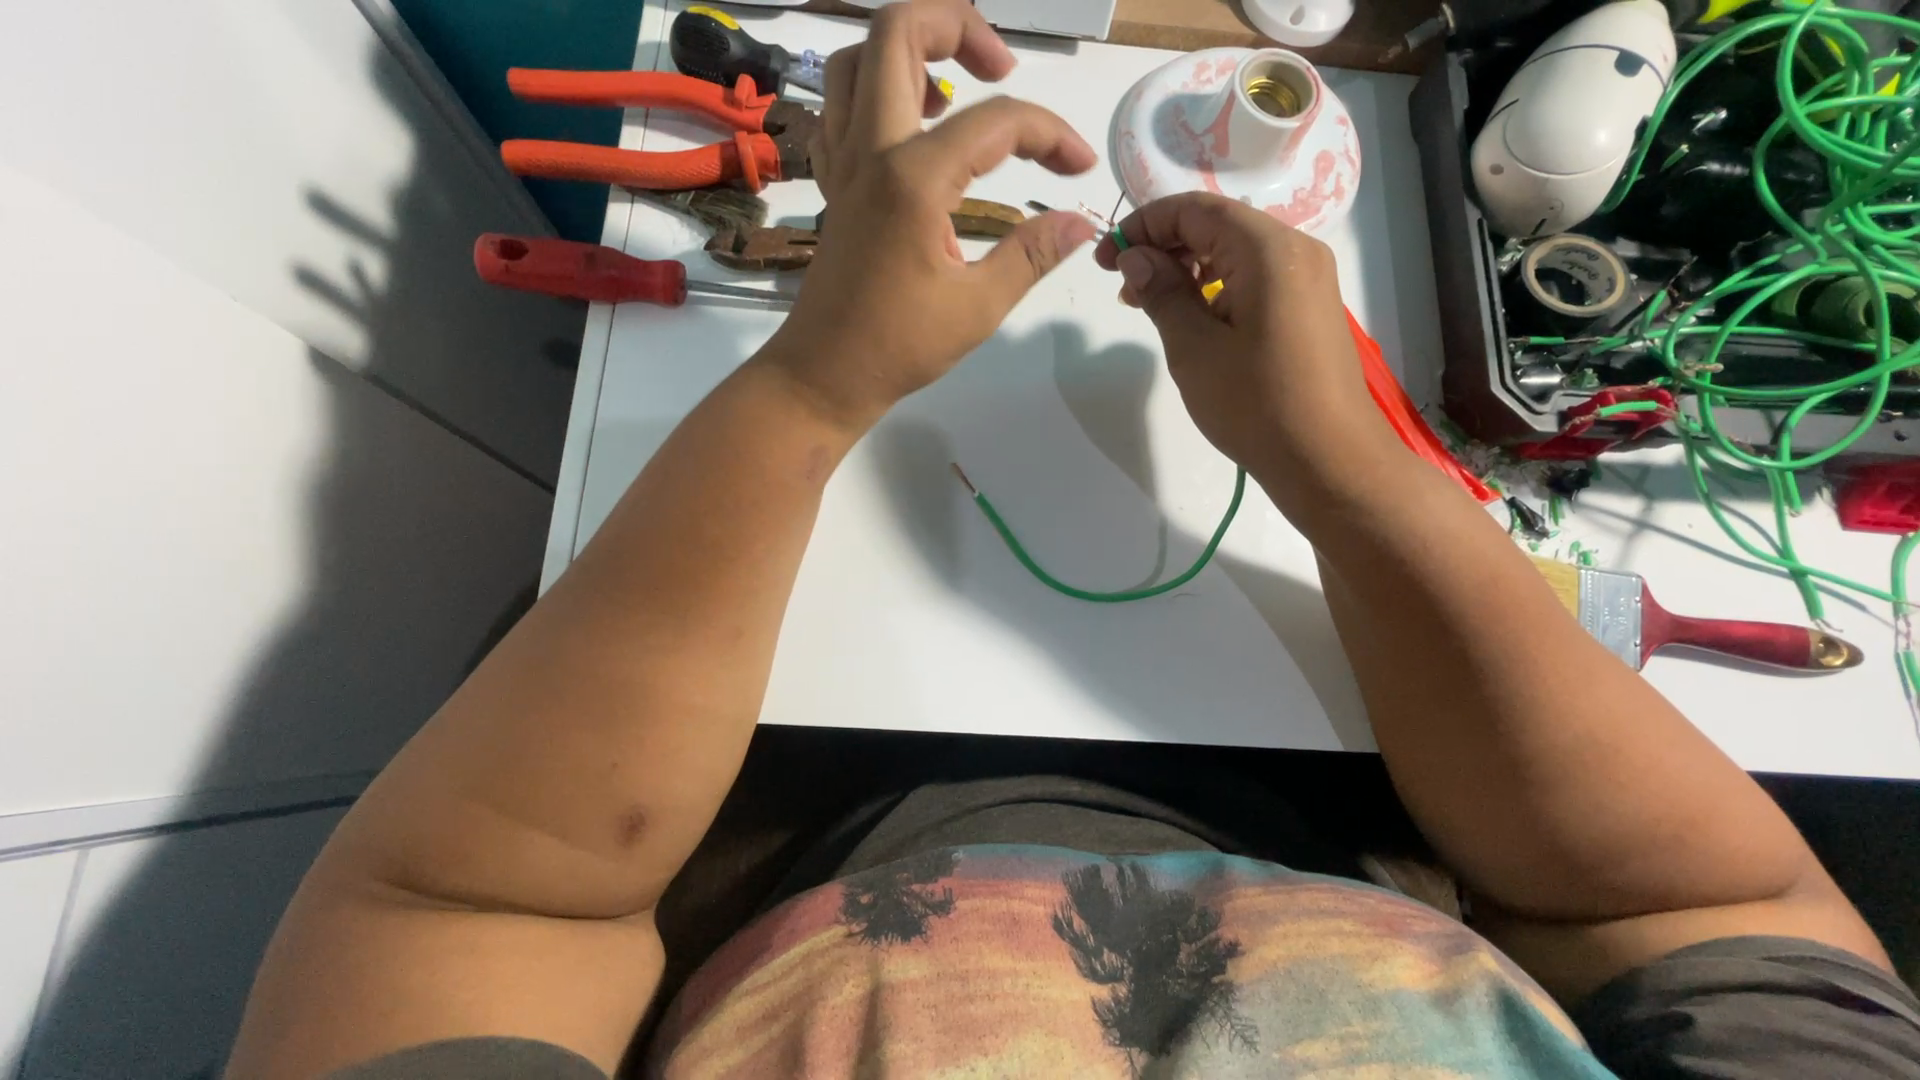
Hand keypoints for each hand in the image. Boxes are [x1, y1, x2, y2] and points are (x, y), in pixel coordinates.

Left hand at [759, 0, 1098, 427]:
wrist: (823, 376)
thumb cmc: (899, 348)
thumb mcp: (978, 307)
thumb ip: (1032, 254)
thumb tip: (1082, 222)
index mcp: (914, 179)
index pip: (997, 122)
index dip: (1051, 134)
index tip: (1078, 169)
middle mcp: (871, 152)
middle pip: (897, 33)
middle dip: (959, 27)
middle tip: (1002, 71)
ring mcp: (842, 165)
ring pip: (856, 62)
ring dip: (906, 54)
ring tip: (950, 94)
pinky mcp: (833, 186)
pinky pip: (839, 112)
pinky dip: (871, 98)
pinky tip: (905, 131)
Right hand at [1092, 193, 1400, 491]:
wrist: (1327, 460)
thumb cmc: (1255, 404)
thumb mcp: (1193, 348)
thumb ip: (1162, 292)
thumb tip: (1135, 257)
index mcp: (1267, 249)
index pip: (1195, 210)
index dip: (1143, 226)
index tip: (1104, 259)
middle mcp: (1295, 251)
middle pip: (1218, 226)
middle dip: (1164, 247)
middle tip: (1122, 286)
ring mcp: (1307, 280)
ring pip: (1235, 253)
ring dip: (1188, 269)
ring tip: (1149, 306)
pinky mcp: (1308, 309)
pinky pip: (1254, 280)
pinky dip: (1215, 288)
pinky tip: (1191, 320)